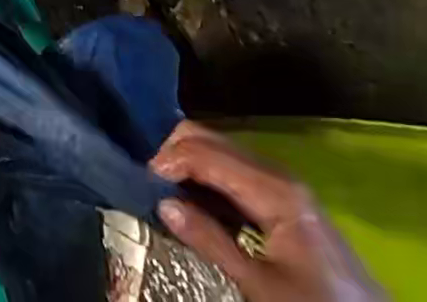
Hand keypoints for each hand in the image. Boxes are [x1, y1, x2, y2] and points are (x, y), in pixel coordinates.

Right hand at [151, 122, 380, 301]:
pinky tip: (196, 201)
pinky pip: (237, 172)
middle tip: (149, 185)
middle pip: (214, 140)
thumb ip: (210, 242)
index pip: (208, 153)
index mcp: (274, 190)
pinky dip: (210, 177)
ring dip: (191, 164)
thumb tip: (164, 203)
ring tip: (165, 192)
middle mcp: (278, 175)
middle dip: (177, 154)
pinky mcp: (285, 200)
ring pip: (223, 152)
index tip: (141, 182)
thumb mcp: (260, 288)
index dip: (170, 160)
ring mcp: (284, 185)